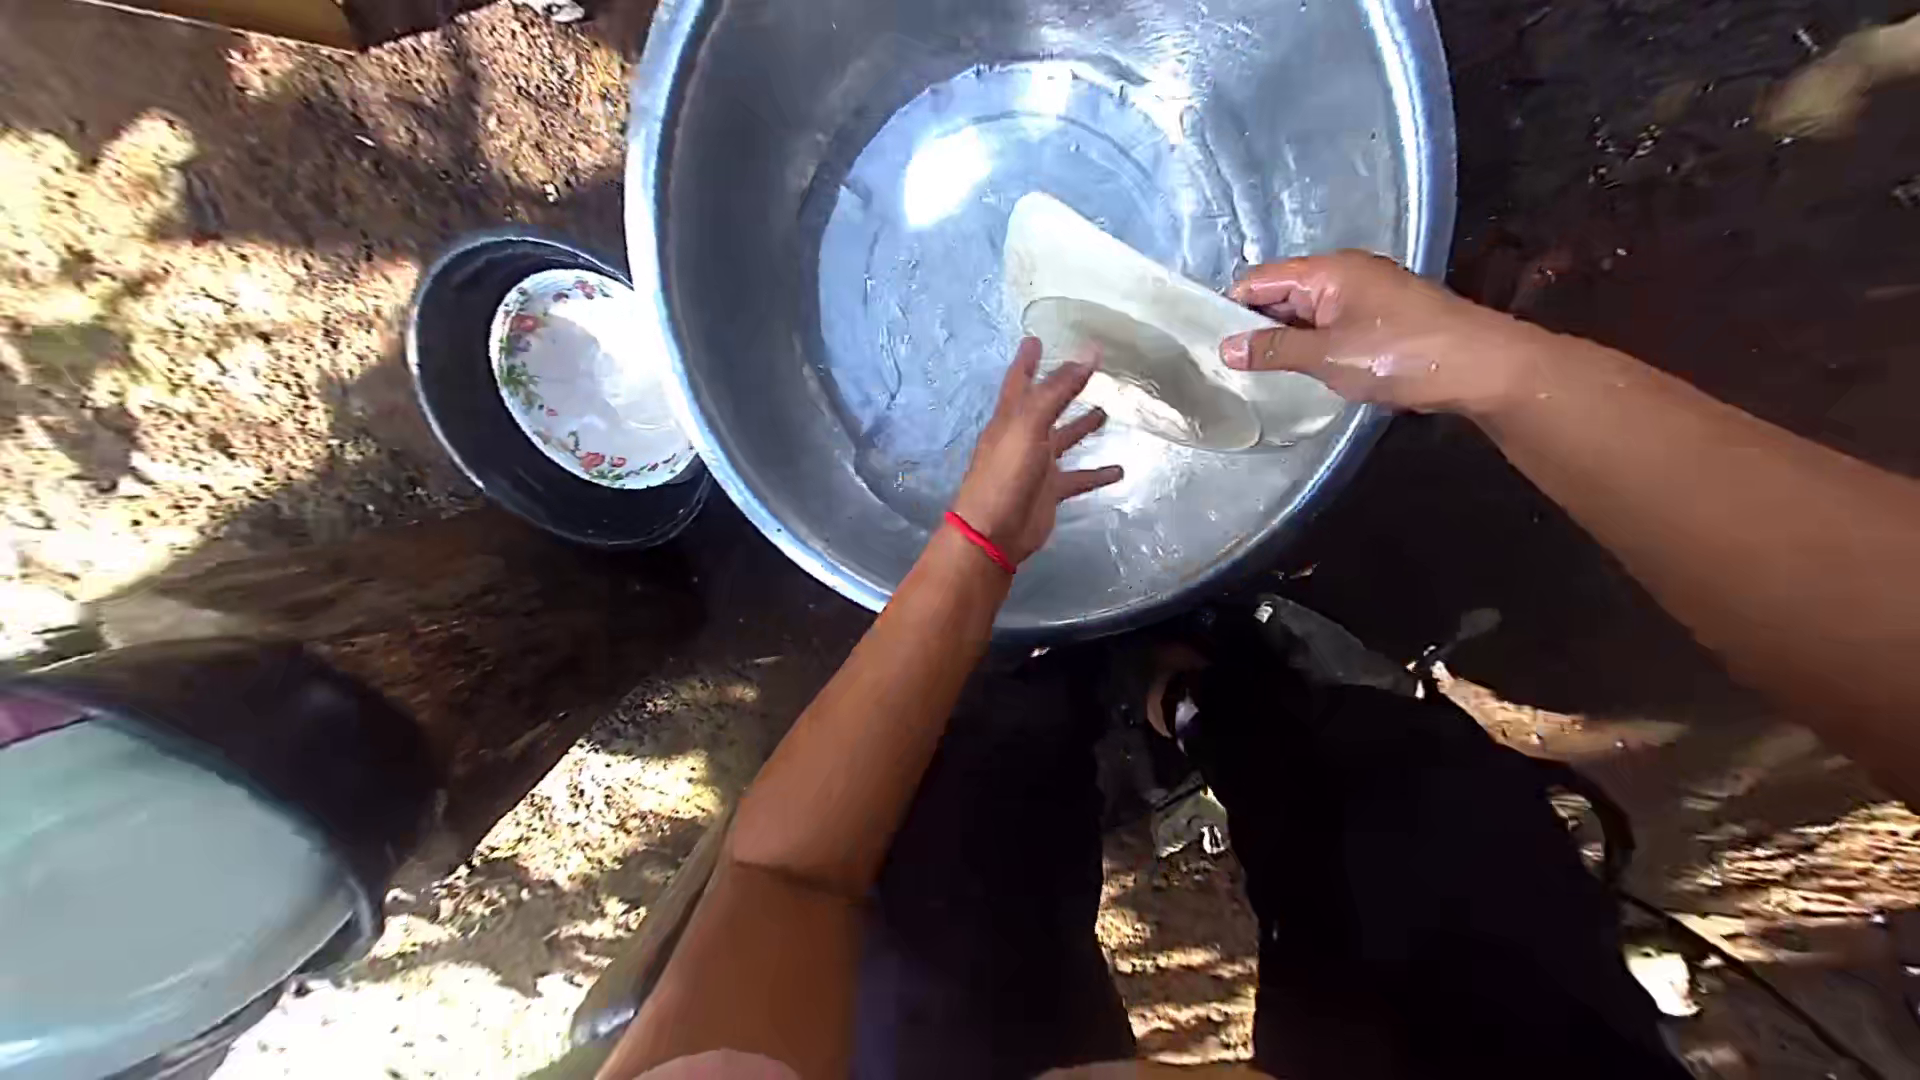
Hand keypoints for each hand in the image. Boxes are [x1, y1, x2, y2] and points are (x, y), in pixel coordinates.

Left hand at [949, 338, 1124, 564]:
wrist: (994, 531)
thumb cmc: (1005, 474)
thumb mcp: (1030, 425)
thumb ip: (1058, 390)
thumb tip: (1089, 353)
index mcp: (1011, 417)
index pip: (1019, 380)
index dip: (1027, 359)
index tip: (1034, 337)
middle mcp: (1023, 436)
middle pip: (1045, 405)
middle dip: (1061, 387)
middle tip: (1085, 369)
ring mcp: (1037, 464)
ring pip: (1064, 439)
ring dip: (1082, 426)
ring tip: (1107, 410)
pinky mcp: (1050, 491)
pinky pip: (1079, 478)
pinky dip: (1097, 474)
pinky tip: (1119, 470)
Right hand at [1218, 250, 1549, 417]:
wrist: (1480, 368)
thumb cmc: (1399, 354)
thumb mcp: (1325, 355)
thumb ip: (1272, 350)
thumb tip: (1226, 348)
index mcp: (1328, 271)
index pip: (1260, 279)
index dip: (1230, 306)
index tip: (1207, 341)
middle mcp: (1342, 275)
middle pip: (1278, 293)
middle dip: (1251, 325)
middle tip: (1224, 362)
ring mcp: (1360, 296)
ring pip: (1300, 312)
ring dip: (1277, 338)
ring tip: (1250, 371)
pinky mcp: (1373, 318)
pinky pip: (1322, 325)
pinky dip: (1302, 344)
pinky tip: (1290, 369)